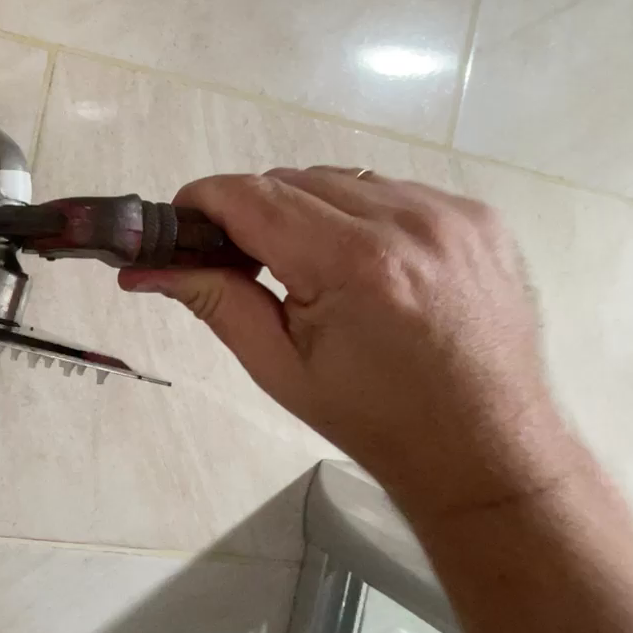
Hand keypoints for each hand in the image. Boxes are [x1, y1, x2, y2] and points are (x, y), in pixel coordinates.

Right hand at [119, 167, 572, 519]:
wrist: (489, 452)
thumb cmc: (372, 420)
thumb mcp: (277, 367)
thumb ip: (213, 300)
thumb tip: (143, 269)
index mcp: (354, 264)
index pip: (252, 196)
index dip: (203, 200)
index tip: (180, 223)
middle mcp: (407, 221)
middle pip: (292, 180)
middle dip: (253, 211)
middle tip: (243, 260)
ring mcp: (451, 213)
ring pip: (340, 179)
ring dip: (306, 209)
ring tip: (309, 265)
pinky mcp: (478, 216)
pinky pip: (389, 190)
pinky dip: (358, 214)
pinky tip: (364, 263)